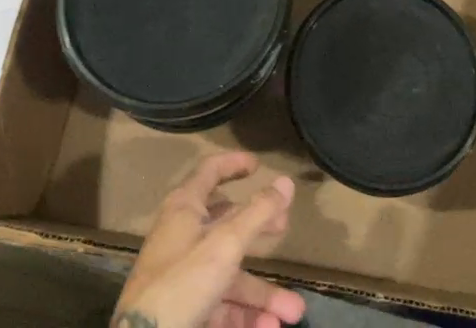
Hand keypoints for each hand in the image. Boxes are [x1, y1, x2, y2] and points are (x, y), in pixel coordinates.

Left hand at [113, 152, 307, 327]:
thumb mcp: (225, 244)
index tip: (257, 164)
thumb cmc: (182, 281)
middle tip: (284, 228)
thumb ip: (258, 213)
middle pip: (227, 225)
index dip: (233, 164)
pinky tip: (269, 325)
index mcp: (185, 209)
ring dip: (262, 293)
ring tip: (293, 311)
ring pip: (230, 275)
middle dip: (259, 231)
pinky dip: (245, 314)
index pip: (210, 171)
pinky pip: (221, 304)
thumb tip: (286, 181)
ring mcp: (184, 274)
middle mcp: (183, 236)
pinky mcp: (186, 306)